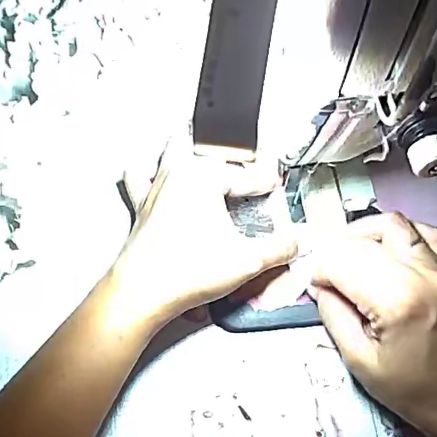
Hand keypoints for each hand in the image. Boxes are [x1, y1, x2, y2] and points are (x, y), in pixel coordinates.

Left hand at [99, 147, 297, 330]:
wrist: (141, 292)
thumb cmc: (183, 272)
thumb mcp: (248, 261)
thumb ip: (280, 249)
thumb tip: (296, 242)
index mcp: (203, 175)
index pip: (247, 173)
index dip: (267, 182)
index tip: (275, 189)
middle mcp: (176, 173)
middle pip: (208, 145)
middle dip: (231, 150)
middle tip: (249, 161)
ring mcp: (156, 187)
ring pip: (171, 149)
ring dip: (189, 144)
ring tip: (205, 145)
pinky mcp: (142, 206)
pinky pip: (140, 177)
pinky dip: (147, 170)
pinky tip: (153, 171)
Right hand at [309, 213, 436, 436]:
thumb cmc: (414, 391)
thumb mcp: (360, 361)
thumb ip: (334, 316)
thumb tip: (321, 287)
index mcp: (396, 299)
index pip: (341, 261)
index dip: (319, 273)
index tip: (315, 290)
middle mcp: (421, 273)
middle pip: (364, 238)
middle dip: (335, 252)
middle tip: (325, 276)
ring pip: (394, 224)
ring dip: (364, 233)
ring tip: (349, 256)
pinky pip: (423, 232)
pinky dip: (398, 234)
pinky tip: (384, 251)